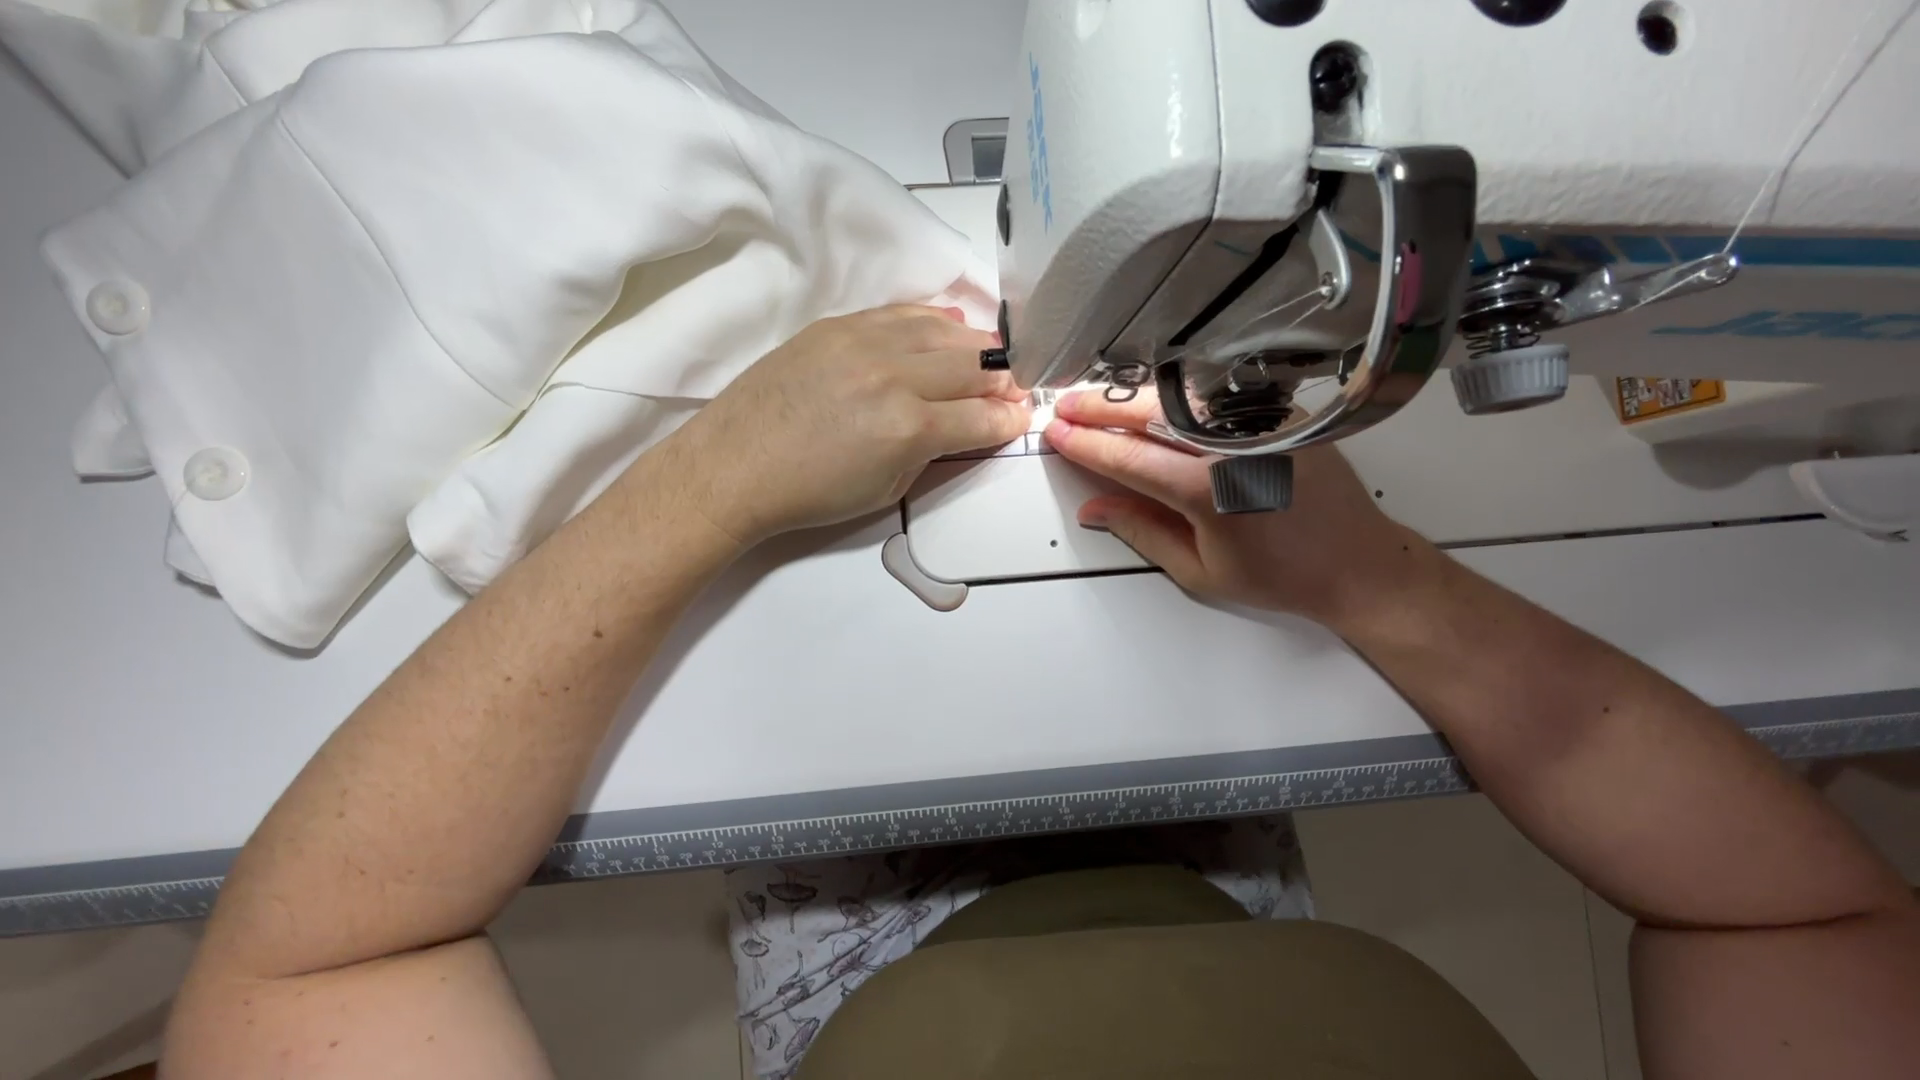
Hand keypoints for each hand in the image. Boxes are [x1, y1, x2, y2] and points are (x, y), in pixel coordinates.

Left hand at [662, 306, 1030, 545]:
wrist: (735, 465)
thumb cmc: (811, 494)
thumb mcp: (886, 490)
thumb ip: (933, 452)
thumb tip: (966, 428)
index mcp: (909, 427)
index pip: (982, 416)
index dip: (1010, 419)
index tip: (1023, 417)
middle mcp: (894, 374)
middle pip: (972, 366)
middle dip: (1003, 380)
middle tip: (1015, 388)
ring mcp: (864, 342)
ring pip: (942, 330)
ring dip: (976, 345)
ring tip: (990, 357)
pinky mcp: (837, 325)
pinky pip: (901, 314)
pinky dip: (932, 322)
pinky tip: (949, 327)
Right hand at [1044, 391, 1434, 628]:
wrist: (1356, 562)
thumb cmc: (1281, 576)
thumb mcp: (1200, 570)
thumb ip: (1143, 531)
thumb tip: (1095, 509)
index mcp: (1209, 490)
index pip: (1128, 457)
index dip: (1086, 444)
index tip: (1057, 434)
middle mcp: (1233, 446)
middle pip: (1149, 413)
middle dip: (1099, 408)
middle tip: (1066, 407)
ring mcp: (1259, 424)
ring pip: (1179, 397)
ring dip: (1133, 397)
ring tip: (1098, 401)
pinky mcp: (1278, 415)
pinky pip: (1214, 399)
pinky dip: (1174, 397)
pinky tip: (1152, 402)